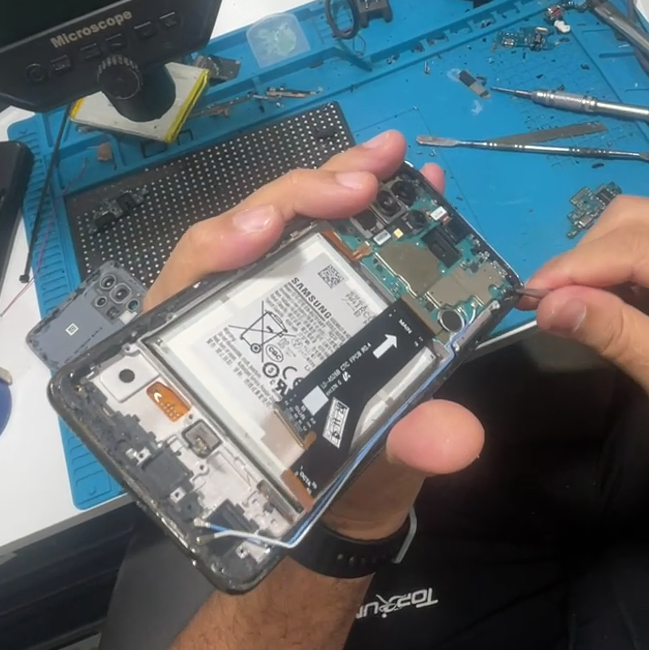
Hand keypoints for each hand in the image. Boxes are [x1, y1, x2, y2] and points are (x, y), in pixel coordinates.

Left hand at [148, 130, 482, 542]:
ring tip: (395, 159)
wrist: (357, 490)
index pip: (192, 281)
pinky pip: (343, 230)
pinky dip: (378, 203)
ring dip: (344, 181)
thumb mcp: (358, 471)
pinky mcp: (329, 284)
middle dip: (305, 195)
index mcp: (211, 353)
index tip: (267, 227)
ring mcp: (287, 288)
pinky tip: (417, 179)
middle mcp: (241, 308)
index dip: (222, 244)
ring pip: (299, 218)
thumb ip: (398, 449)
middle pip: (254, 231)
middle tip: (366, 179)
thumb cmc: (331, 482)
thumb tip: (456, 437)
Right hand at [524, 196, 648, 474]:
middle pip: (637, 218)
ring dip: (602, 256)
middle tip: (551, 304)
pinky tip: (611, 298)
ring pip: (645, 222)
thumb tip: (550, 304)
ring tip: (575, 302)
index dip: (574, 267)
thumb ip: (619, 336)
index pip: (635, 246)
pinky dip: (624, 263)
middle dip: (586, 256)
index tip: (528, 296)